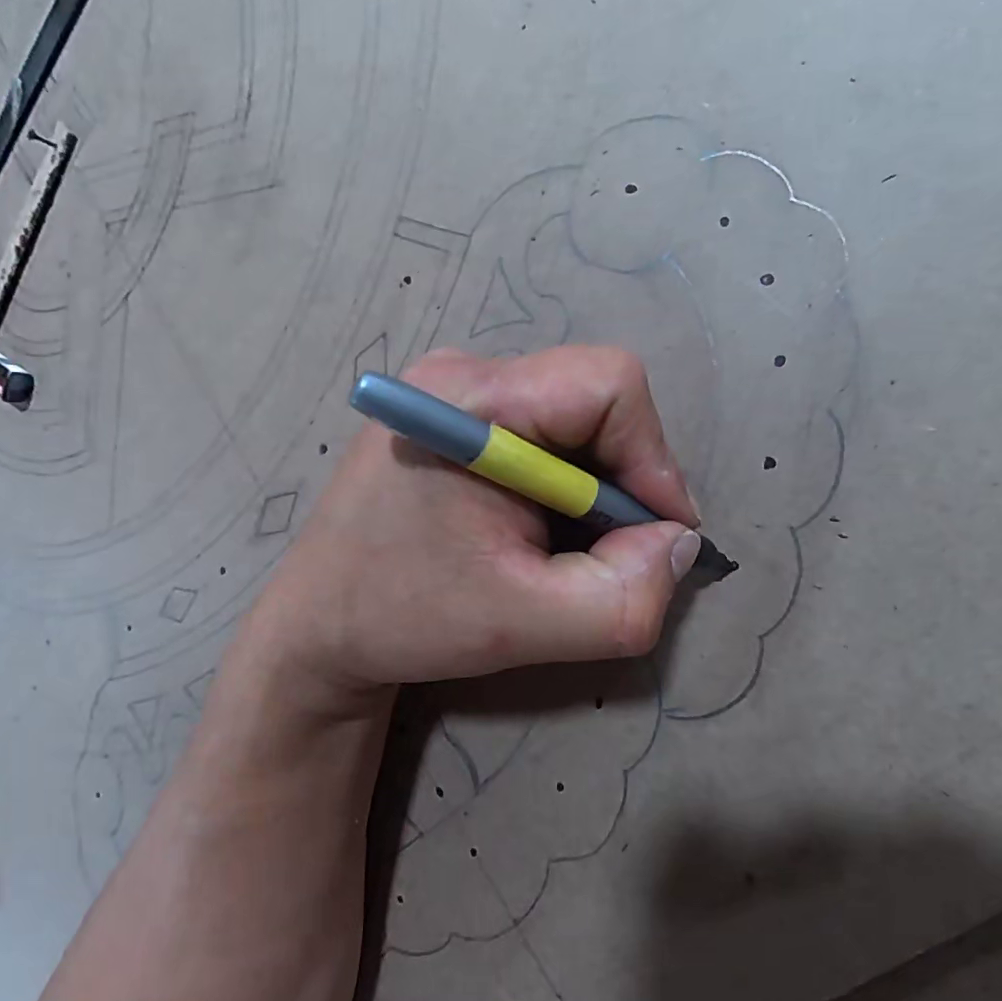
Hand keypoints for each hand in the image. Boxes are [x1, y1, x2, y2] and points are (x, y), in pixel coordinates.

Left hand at [235, 346, 701, 711]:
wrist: (319, 626)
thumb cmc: (406, 619)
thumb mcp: (527, 627)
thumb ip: (627, 598)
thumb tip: (682, 544)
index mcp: (472, 402)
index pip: (609, 385)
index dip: (652, 458)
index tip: (654, 534)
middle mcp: (467, 373)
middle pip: (602, 400)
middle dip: (627, 481)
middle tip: (610, 552)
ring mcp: (463, 388)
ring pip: (586, 418)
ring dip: (601, 487)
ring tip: (563, 548)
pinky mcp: (467, 413)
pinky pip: (559, 431)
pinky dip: (575, 484)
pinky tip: (540, 529)